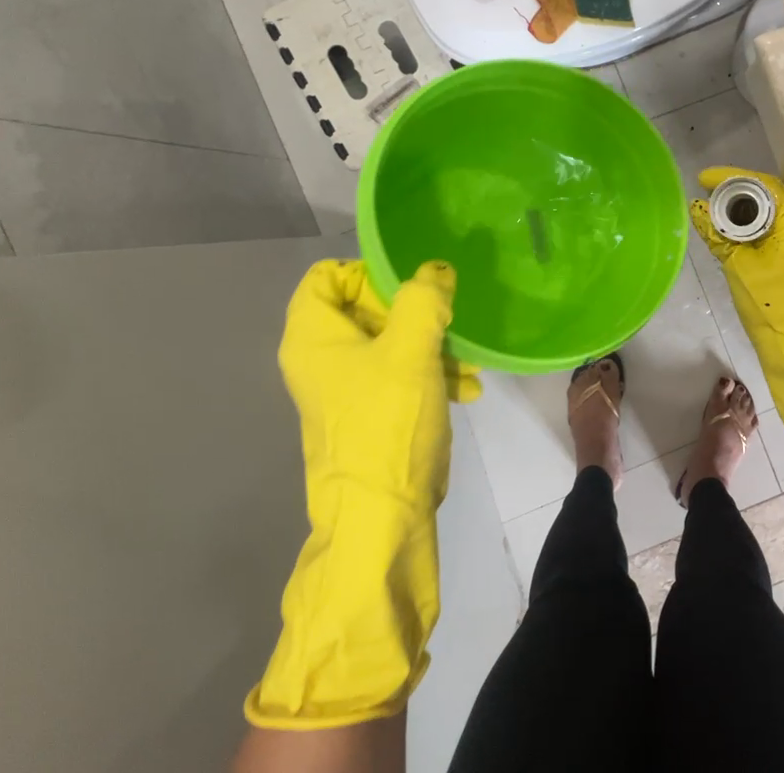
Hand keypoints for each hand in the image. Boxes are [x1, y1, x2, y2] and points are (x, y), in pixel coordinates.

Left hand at [277, 259, 481, 492]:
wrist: (383, 512)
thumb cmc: (387, 421)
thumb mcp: (411, 351)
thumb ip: (424, 300)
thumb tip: (435, 271)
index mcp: (314, 337)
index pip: (326, 277)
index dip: (369, 271)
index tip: (412, 287)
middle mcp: (322, 357)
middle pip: (365, 307)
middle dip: (415, 312)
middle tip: (449, 321)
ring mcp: (346, 388)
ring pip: (390, 342)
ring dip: (433, 344)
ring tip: (470, 364)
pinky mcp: (371, 412)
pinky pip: (400, 375)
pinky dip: (431, 374)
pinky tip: (467, 390)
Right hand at [689, 166, 783, 265]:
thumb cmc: (769, 299)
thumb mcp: (738, 263)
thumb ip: (718, 234)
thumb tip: (696, 207)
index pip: (765, 185)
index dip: (734, 176)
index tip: (705, 178)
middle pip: (763, 194)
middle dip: (733, 187)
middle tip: (705, 188)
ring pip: (760, 210)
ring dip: (735, 204)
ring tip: (709, 203)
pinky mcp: (776, 253)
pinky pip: (757, 226)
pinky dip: (738, 221)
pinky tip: (720, 223)